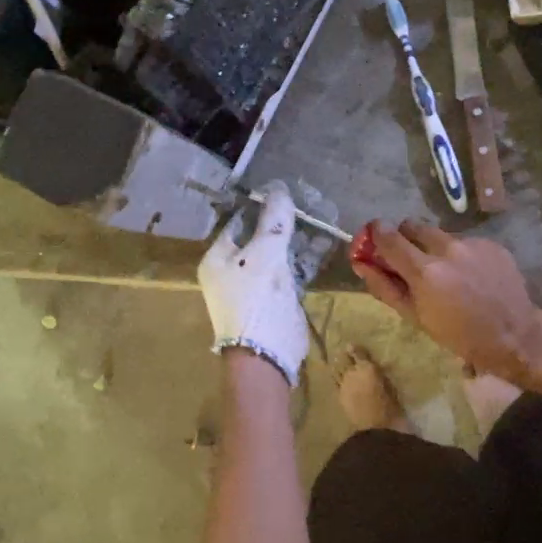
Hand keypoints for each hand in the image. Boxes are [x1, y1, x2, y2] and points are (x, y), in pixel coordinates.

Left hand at [200, 181, 307, 385]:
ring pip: (278, 254)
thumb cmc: (255, 299)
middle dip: (283, 222)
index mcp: (218, 259)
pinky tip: (323, 241)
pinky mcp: (276, 299)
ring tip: (321, 216)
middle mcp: (232, 271)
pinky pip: (290, 271)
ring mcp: (255, 287)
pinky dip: (304, 258)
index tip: (284, 192)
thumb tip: (279, 189)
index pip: (237, 223)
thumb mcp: (265, 254)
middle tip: (308, 202)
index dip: (259, 207)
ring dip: (297, 239)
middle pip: (259, 238)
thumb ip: (273, 222)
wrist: (266, 353)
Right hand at [350, 220, 541, 381]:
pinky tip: (471, 276)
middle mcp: (447, 249)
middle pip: (413, 225)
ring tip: (446, 273)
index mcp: (425, 271)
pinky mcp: (492, 244)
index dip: (376, 233)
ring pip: (440, 234)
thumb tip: (360, 263)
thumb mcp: (416, 317)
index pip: (388, 235)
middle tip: (410, 259)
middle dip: (405, 238)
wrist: (514, 336)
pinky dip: (460, 254)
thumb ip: (384, 287)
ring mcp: (472, 244)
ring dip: (434, 247)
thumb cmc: (459, 335)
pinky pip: (465, 241)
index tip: (374, 237)